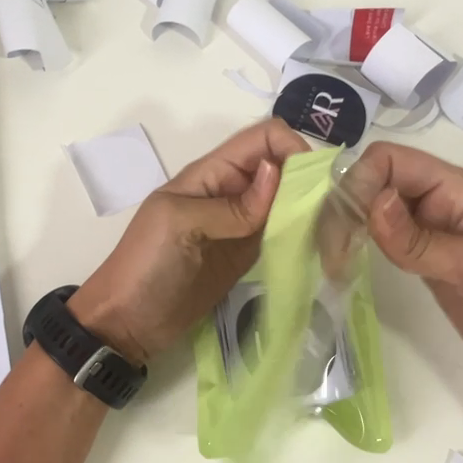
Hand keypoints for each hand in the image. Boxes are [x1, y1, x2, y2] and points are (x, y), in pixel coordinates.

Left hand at [71, 119, 311, 363]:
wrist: (128, 322)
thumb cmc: (146, 265)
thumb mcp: (180, 226)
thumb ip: (230, 205)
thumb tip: (277, 172)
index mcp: (211, 173)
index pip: (262, 139)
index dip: (291, 148)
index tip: (315, 181)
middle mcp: (231, 191)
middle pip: (281, 166)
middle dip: (309, 178)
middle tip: (334, 211)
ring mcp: (241, 224)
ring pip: (286, 198)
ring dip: (311, 206)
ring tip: (334, 230)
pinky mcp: (248, 254)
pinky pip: (281, 232)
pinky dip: (302, 233)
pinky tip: (319, 246)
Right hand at [341, 141, 462, 397]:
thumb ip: (422, 240)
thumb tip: (370, 202)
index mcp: (462, 191)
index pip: (394, 161)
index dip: (362, 184)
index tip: (343, 227)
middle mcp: (444, 202)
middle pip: (379, 181)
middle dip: (347, 206)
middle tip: (330, 252)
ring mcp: (434, 232)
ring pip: (376, 209)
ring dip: (348, 226)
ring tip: (332, 261)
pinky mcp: (425, 260)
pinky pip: (385, 239)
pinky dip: (360, 246)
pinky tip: (345, 265)